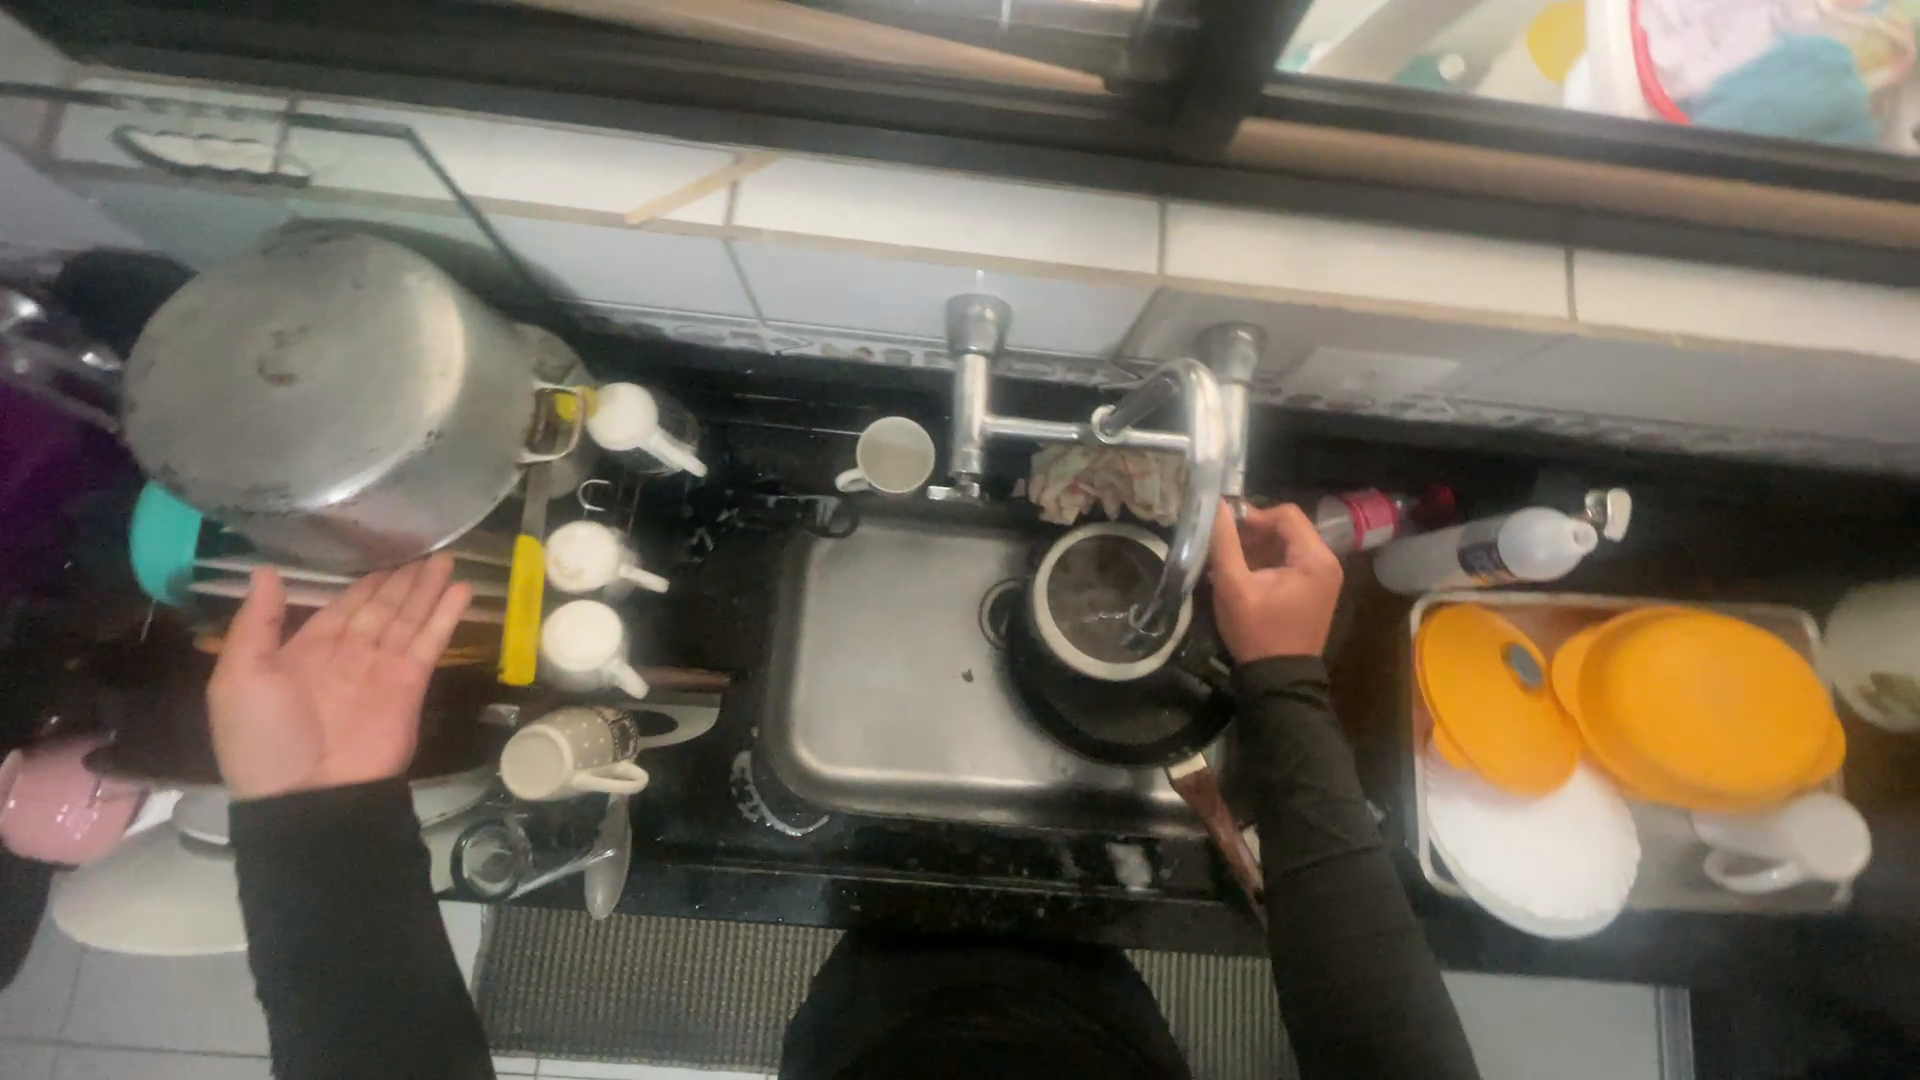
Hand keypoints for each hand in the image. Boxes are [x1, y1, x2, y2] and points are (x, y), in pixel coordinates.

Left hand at [207, 555, 472, 799]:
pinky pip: (431, 641)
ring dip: (430, 589)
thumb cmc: (264, 738)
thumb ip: (256, 625)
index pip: (343, 606)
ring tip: (449, 561)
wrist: (310, 792)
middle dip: (406, 581)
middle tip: (431, 552)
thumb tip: (265, 570)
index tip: (388, 558)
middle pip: (384, 607)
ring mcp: (384, 667)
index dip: (365, 583)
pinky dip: (446, 615)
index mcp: (306, 650)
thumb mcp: (239, 679)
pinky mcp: (413, 681)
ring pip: (410, 618)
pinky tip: (462, 591)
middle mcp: (350, 653)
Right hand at [1207, 501, 1343, 662]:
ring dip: (1256, 547)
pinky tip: (1241, 575)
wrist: (1278, 678)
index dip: (1253, 515)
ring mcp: (1322, 578)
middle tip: (1222, 545)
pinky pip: (1288, 562)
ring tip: (1227, 561)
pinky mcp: (1312, 590)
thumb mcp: (1233, 585)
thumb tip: (1217, 505)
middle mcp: (1326, 563)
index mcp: (1315, 558)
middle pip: (1287, 528)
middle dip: (1252, 532)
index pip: (1286, 514)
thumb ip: (1224, 543)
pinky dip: (1264, 562)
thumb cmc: (1257, 630)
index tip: (1225, 529)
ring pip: (1286, 545)